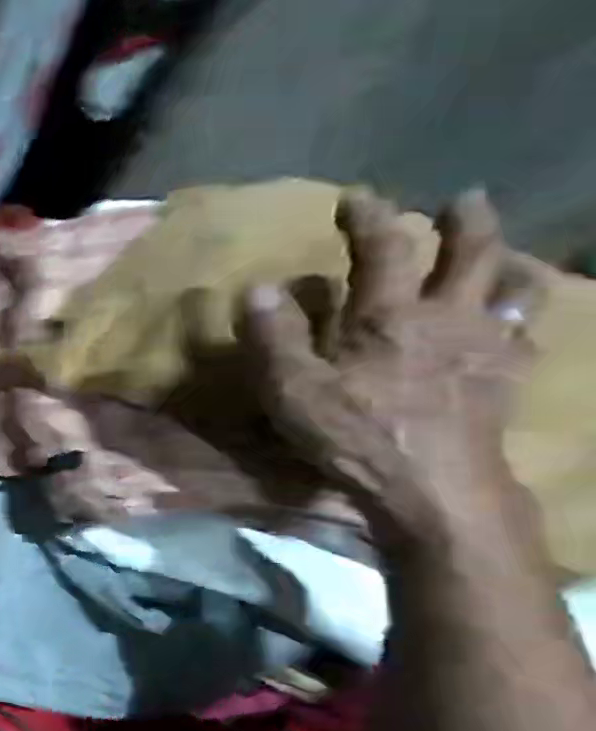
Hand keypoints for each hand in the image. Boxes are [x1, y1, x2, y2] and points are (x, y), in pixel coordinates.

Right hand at [243, 189, 545, 539]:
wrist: (431, 479)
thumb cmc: (351, 431)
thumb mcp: (291, 388)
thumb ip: (274, 337)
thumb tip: (259, 287)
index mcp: (388, 315)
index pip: (383, 249)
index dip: (369, 218)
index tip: (357, 197)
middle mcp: (447, 315)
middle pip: (470, 253)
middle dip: (464, 221)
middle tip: (463, 199)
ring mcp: (487, 342)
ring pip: (510, 284)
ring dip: (506, 260)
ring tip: (506, 253)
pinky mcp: (508, 373)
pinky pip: (524, 331)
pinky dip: (521, 314)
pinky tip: (515, 318)